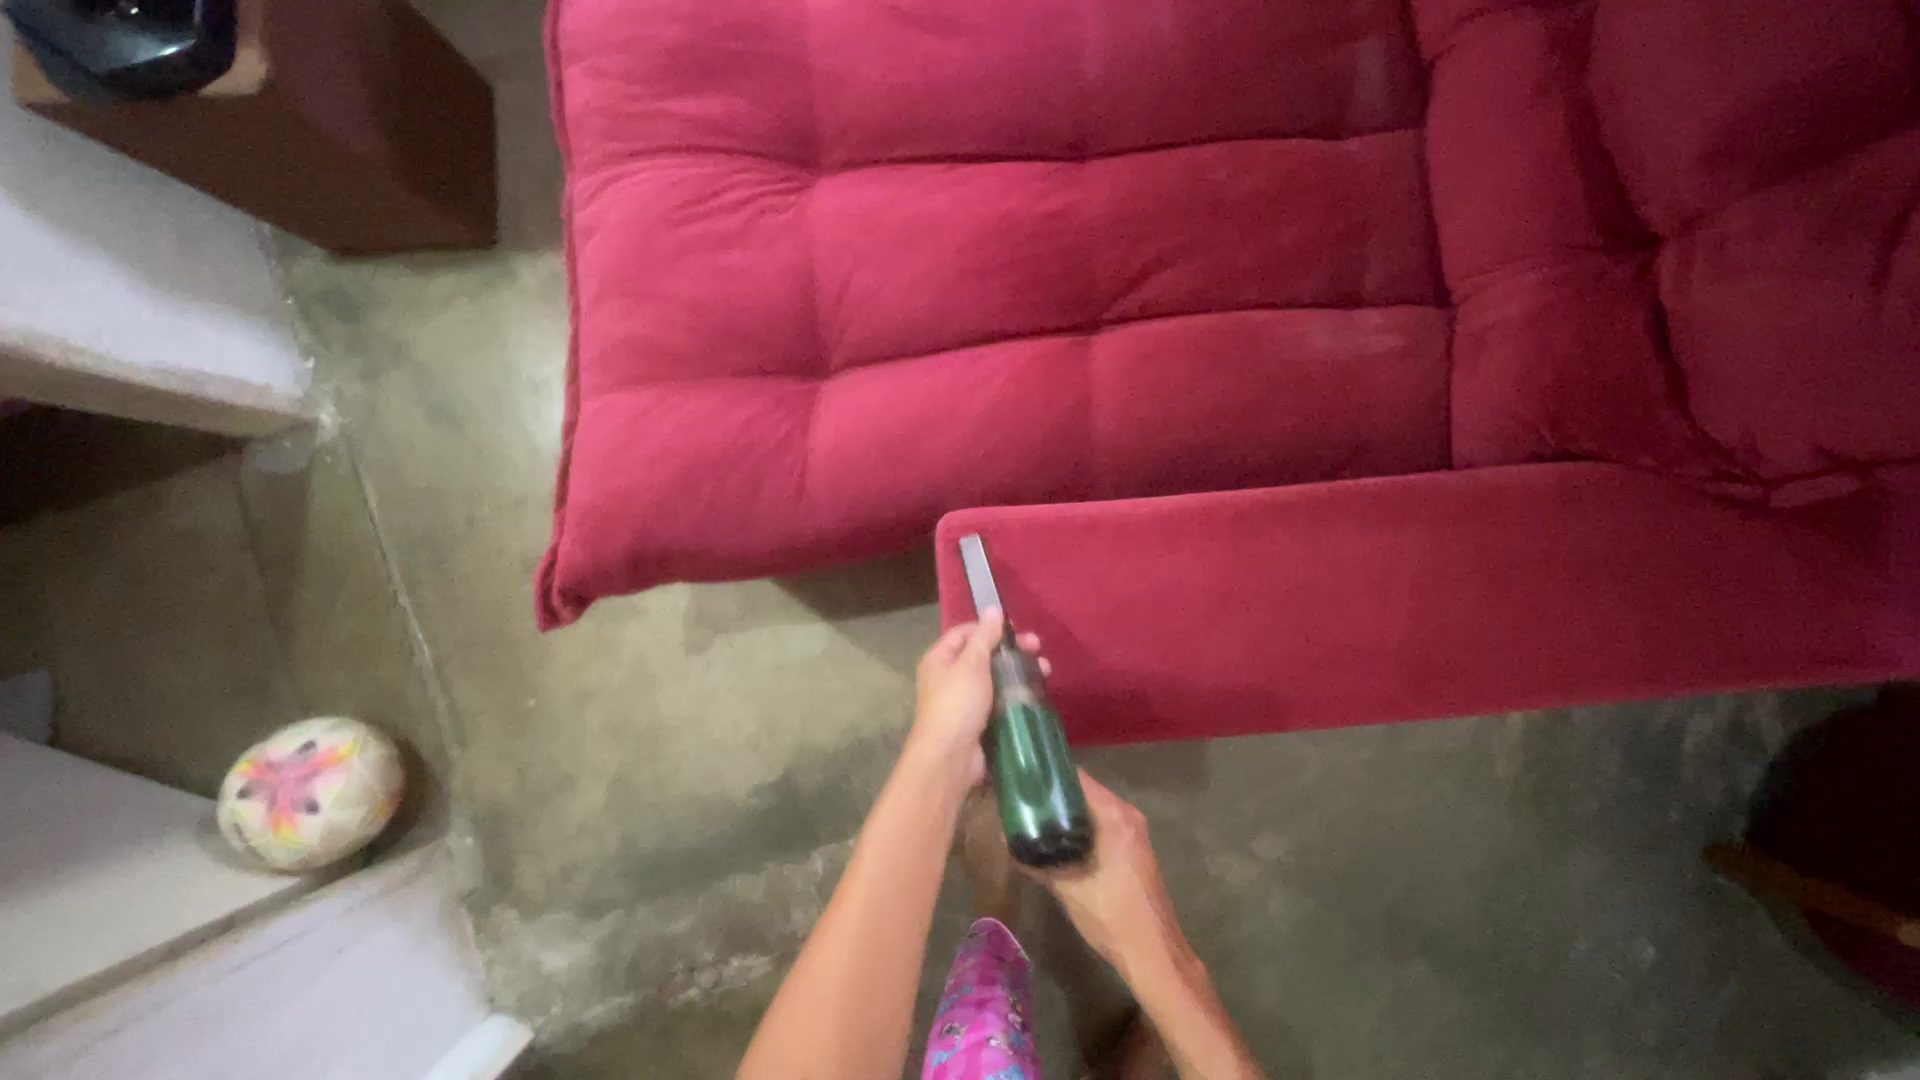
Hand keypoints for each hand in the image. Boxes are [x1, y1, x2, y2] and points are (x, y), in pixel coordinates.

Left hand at [909, 610, 1047, 787]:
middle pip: (983, 655)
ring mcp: (965, 702)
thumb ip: (985, 636)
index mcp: (940, 660)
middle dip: (1011, 650)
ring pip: (995, 679)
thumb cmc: (957, 704)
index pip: (964, 633)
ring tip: (1045, 670)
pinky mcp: (980, 722)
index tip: (1015, 628)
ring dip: (1019, 672)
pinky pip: (1000, 701)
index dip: (989, 627)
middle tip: (1037, 647)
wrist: (951, 758)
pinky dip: (1017, 695)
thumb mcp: (972, 664)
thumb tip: (992, 608)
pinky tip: (1036, 692)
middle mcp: (949, 678)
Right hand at [1024, 771, 1188, 977]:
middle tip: (1018, 801)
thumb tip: (1007, 839)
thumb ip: (1036, 860)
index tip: (1019, 778)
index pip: (1075, 777)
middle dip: (1052, 796)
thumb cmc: (1110, 915)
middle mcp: (1127, 814)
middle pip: (1083, 791)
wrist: (1153, 954)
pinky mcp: (1133, 848)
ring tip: (1031, 819)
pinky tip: (1056, 842)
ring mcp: (1133, 831)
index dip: (1046, 775)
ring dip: (1065, 814)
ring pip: (1092, 809)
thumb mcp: (1066, 888)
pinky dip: (1080, 828)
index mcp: (1114, 815)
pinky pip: (1101, 825)